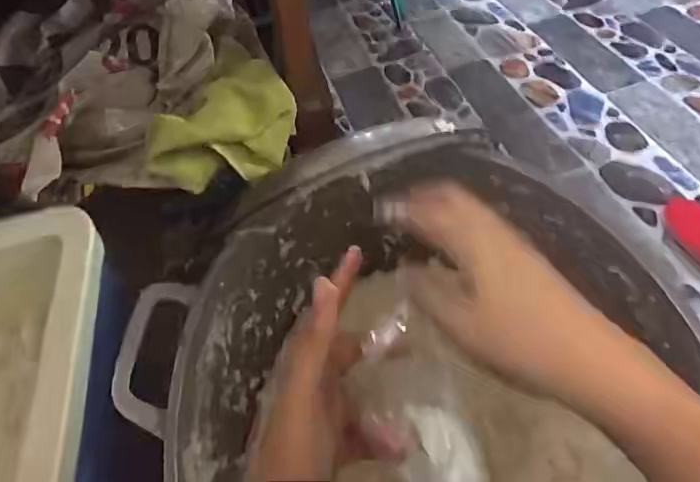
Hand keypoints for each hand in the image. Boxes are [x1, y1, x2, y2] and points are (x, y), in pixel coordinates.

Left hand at [248, 246, 403, 480]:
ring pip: (359, 396)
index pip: (326, 309)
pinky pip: (360, 433)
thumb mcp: (305, 387)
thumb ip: (316, 338)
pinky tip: (401, 447)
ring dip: (383, 405)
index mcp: (305, 361)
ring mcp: (321, 413)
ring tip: (408, 418)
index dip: (341, 279)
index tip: (357, 250)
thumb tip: (323, 281)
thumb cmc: (291, 443)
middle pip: (348, 351)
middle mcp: (312, 380)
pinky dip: (380, 438)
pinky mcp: (330, 445)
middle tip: (406, 341)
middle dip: (376, 345)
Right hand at [395, 184, 669, 406]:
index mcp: (469, 238)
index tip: (377, 210)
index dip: (399, 207)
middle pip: (450, 194)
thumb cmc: (517, 339)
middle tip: (397, 207)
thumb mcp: (462, 324)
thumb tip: (403, 269)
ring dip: (441, 203)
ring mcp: (510, 235)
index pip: (426, 210)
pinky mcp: (523, 250)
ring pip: (468, 203)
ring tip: (420, 219)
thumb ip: (427, 292)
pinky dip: (458, 216)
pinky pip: (480, 217)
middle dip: (421, 195)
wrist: (587, 353)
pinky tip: (456, 242)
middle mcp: (489, 226)